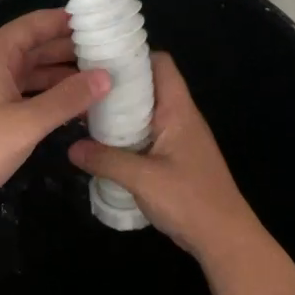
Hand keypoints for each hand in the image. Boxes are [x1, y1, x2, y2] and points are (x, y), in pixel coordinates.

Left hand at [0, 8, 110, 210]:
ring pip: (28, 76)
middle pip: (30, 50)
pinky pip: (23, 98)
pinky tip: (70, 109)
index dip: (58, 21)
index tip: (92, 21)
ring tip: (96, 81)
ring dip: (58, 77)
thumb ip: (67, 99)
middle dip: (65, 50)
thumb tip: (105, 77)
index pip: (28, 27)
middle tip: (104, 53)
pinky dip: (46, 99)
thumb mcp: (27, 122)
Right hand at [67, 52, 258, 257]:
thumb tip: (72, 148)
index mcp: (178, 111)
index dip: (131, 58)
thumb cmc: (189, 200)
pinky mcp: (173, 161)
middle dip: (117, 87)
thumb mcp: (142, 179)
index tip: (97, 63)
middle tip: (81, 92)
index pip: (160, 64)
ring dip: (118, 116)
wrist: (223, 237)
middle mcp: (180, 118)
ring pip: (145, 115)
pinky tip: (102, 149)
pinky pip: (145, 138)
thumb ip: (105, 160)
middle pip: (149, 87)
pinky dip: (124, 138)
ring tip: (84, 118)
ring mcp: (178, 140)